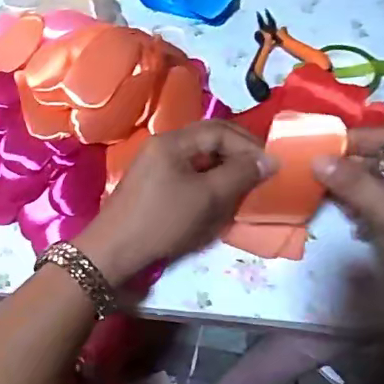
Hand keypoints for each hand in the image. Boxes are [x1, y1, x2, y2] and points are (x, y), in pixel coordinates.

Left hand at [76, 121, 274, 282]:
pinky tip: (220, 197)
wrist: (113, 252)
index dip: (248, 145)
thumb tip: (270, 160)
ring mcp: (155, 165)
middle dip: (238, 153)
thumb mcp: (206, 197)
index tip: (269, 165)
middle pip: (208, 139)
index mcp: (172, 141)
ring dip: (225, 167)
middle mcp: (162, 146)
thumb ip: (240, 175)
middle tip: (261, 171)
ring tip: (245, 184)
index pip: (219, 130)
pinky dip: (209, 180)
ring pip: (199, 157)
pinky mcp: (153, 185)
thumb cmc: (162, 221)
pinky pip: (188, 173)